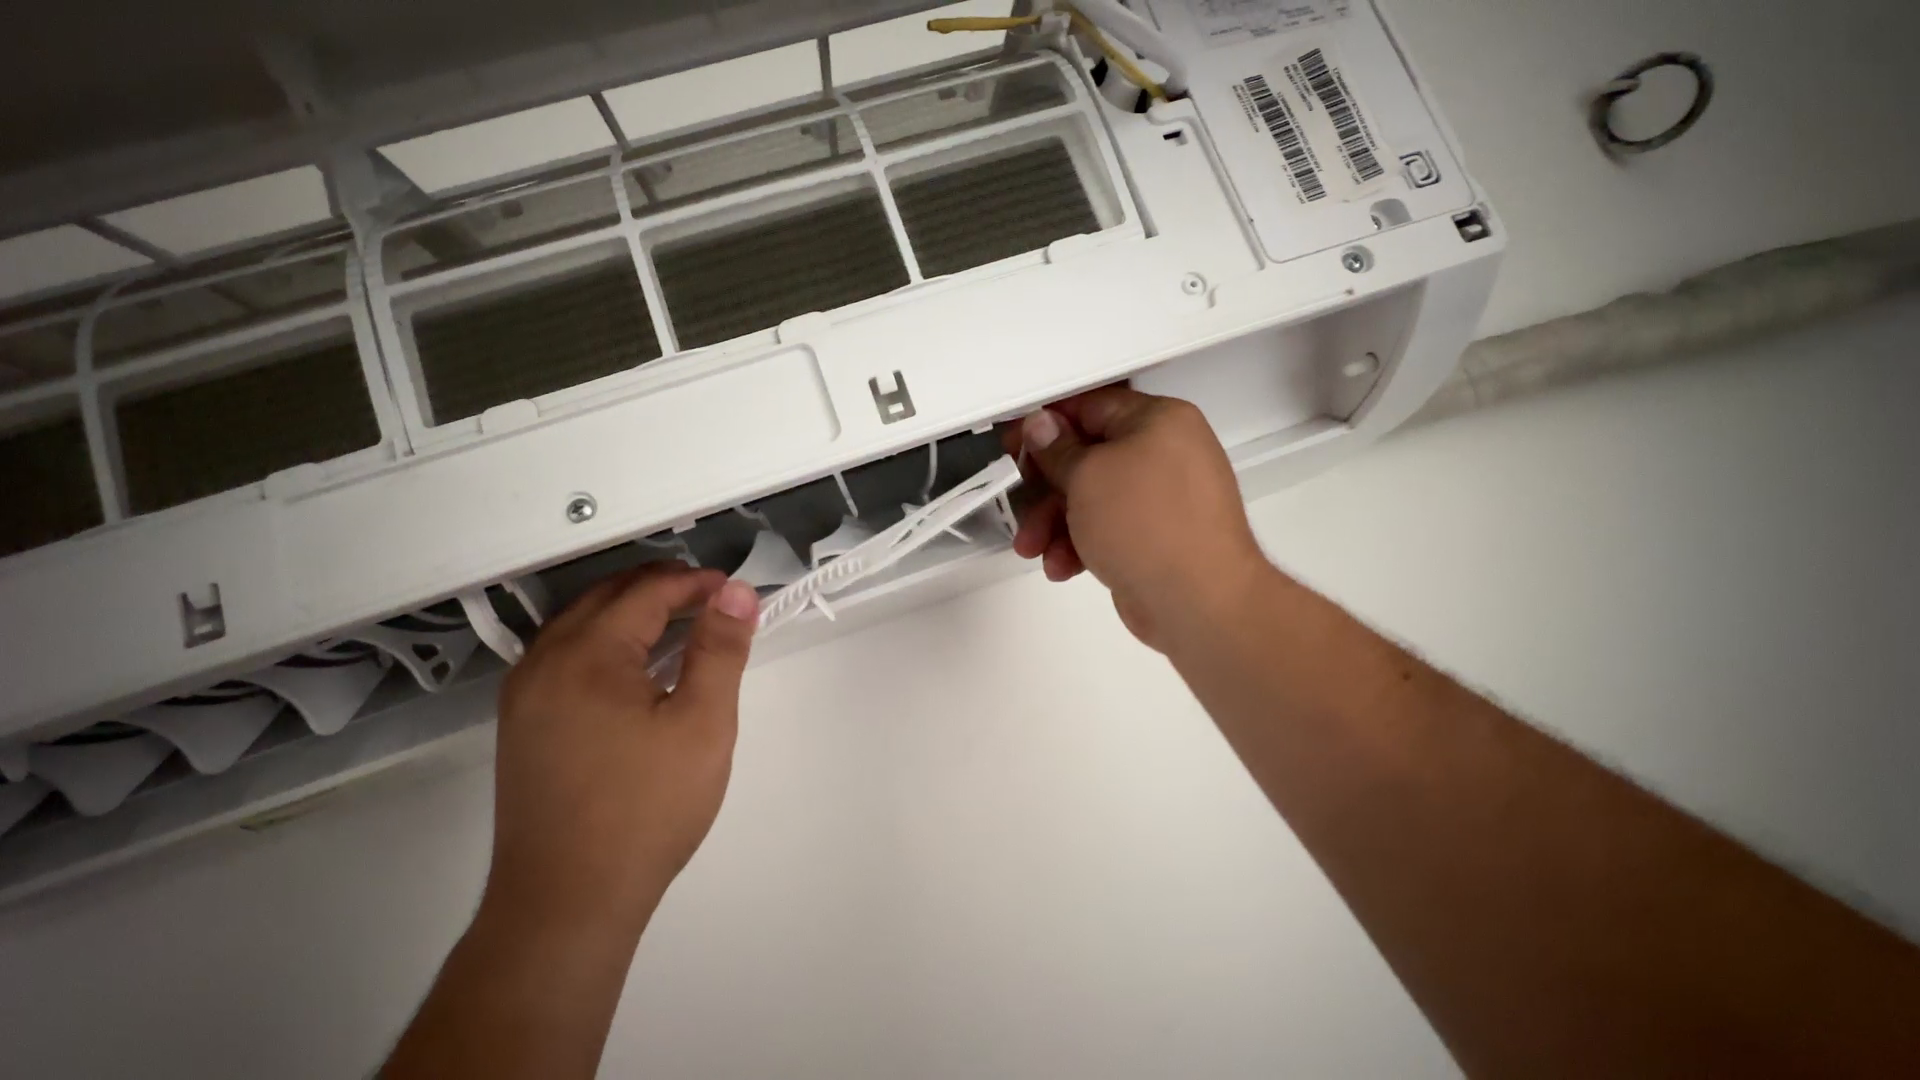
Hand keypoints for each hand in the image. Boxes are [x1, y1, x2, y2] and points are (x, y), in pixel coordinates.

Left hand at [482, 564, 758, 936]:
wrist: (566, 901)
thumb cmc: (646, 810)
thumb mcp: (702, 725)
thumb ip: (719, 650)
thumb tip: (736, 592)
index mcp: (586, 653)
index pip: (646, 591)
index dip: (695, 583)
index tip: (736, 592)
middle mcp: (543, 662)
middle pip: (607, 598)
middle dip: (662, 588)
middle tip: (712, 602)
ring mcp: (523, 696)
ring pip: (580, 626)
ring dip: (630, 614)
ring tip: (680, 627)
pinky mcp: (521, 727)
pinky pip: (565, 659)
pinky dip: (605, 645)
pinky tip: (635, 672)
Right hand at [1008, 386, 1269, 652]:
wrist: (1197, 602)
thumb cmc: (1148, 526)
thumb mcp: (1086, 477)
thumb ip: (1057, 450)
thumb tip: (1042, 426)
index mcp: (1159, 420)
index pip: (1091, 406)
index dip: (1047, 424)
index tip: (1015, 442)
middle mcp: (1166, 454)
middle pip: (1088, 457)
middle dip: (1046, 487)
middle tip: (1018, 499)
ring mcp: (1164, 499)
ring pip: (1093, 498)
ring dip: (1056, 523)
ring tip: (1033, 548)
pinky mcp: (1157, 538)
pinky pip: (1108, 529)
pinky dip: (1080, 544)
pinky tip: (1062, 566)